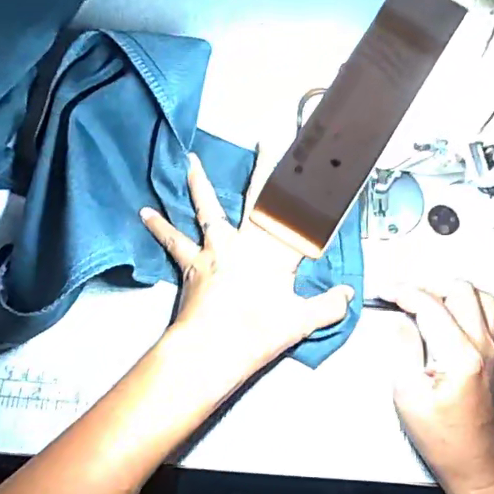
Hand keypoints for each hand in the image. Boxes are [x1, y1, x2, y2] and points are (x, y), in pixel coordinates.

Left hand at [140, 154, 353, 389]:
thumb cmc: (255, 334)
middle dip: (264, 170)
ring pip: (207, 208)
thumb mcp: (300, 322)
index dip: (309, 193)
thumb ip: (328, 305)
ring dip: (199, 183)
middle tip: (265, 144)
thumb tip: (348, 295)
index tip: (317, 169)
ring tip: (190, 161)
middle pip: (256, 200)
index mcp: (275, 254)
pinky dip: (160, 226)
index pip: (299, 217)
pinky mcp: (191, 263)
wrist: (210, 349)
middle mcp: (244, 243)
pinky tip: (146, 213)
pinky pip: (173, 240)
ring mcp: (214, 250)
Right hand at [384, 281, 493, 493]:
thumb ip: (405, 348)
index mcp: (460, 355)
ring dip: (451, 293)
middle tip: (404, 297)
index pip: (431, 306)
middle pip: (461, 291)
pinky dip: (466, 305)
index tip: (383, 293)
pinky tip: (445, 318)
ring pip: (481, 297)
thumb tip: (400, 318)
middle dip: (428, 287)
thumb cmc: (438, 435)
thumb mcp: (407, 394)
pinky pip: (488, 314)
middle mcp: (483, 346)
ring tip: (426, 303)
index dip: (404, 293)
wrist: (476, 462)